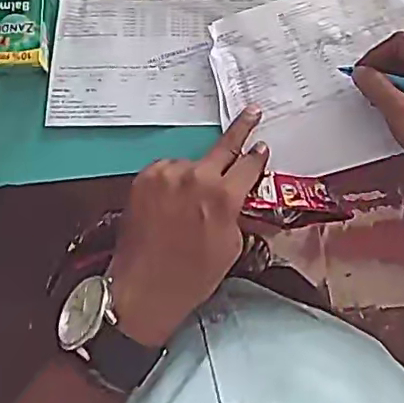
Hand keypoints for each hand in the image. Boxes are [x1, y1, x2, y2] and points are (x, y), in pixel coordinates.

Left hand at [108, 107, 267, 345]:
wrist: (142, 289)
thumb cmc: (192, 275)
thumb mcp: (231, 245)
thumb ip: (237, 210)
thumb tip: (240, 191)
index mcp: (223, 196)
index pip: (249, 164)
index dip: (257, 156)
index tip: (261, 147)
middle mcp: (196, 177)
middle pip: (225, 146)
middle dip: (242, 128)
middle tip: (252, 112)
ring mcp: (168, 175)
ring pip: (193, 163)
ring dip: (197, 174)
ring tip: (189, 202)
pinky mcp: (146, 177)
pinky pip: (169, 170)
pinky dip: (174, 180)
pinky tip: (171, 202)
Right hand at [351, 32, 403, 169]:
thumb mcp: (400, 113)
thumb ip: (377, 88)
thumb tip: (360, 72)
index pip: (402, 44)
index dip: (376, 55)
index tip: (361, 72)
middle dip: (381, 66)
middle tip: (365, 84)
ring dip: (387, 76)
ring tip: (375, 95)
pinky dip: (397, 84)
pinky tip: (388, 100)